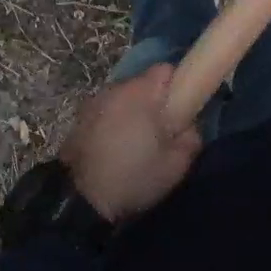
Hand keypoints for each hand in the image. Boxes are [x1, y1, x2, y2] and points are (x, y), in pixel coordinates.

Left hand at [58, 64, 201, 221]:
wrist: (79, 200)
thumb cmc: (132, 177)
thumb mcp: (175, 165)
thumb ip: (191, 137)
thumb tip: (188, 125)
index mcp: (141, 93)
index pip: (166, 70)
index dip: (177, 87)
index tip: (180, 112)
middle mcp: (115, 89)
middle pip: (144, 84)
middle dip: (154, 102)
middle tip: (160, 133)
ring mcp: (94, 102)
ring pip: (123, 98)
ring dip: (132, 112)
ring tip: (135, 144)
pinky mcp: (79, 119)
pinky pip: (106, 112)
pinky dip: (113, 123)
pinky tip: (113, 149)